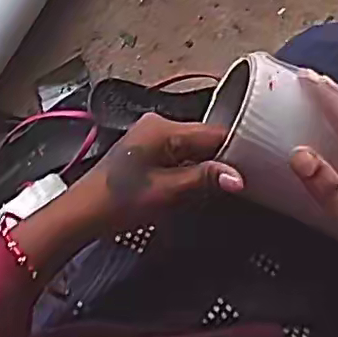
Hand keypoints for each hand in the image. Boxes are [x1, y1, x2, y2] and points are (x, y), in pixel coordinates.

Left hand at [63, 113, 242, 235]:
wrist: (82, 213)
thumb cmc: (120, 201)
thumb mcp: (167, 192)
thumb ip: (204, 179)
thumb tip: (238, 177)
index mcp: (163, 127)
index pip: (213, 132)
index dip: (235, 150)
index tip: (255, 168)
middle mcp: (157, 124)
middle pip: (202, 138)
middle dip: (219, 160)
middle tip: (240, 182)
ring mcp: (150, 135)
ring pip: (191, 147)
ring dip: (203, 166)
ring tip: (219, 187)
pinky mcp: (145, 148)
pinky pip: (177, 152)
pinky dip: (188, 167)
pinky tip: (194, 185)